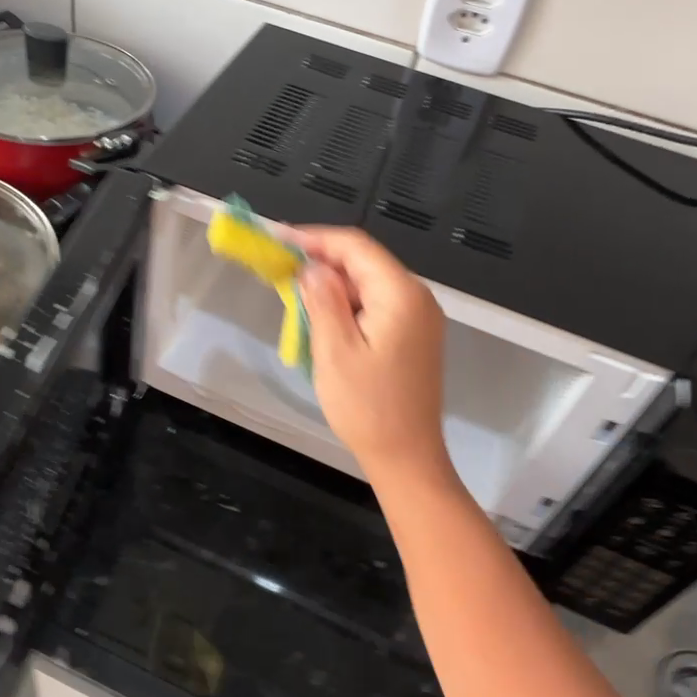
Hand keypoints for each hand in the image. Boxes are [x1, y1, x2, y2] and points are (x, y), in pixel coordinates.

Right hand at [288, 226, 449, 478]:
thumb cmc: (367, 407)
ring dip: (333, 283)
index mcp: (401, 294)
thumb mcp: (335, 351)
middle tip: (281, 267)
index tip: (277, 238)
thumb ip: (323, 300)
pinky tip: (323, 315)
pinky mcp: (414, 335)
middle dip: (321, 260)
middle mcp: (417, 297)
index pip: (355, 247)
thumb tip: (312, 267)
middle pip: (364, 261)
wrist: (407, 458)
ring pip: (369, 283)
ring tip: (295, 292)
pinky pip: (377, 304)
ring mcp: (419, 317)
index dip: (314, 238)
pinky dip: (348, 303)